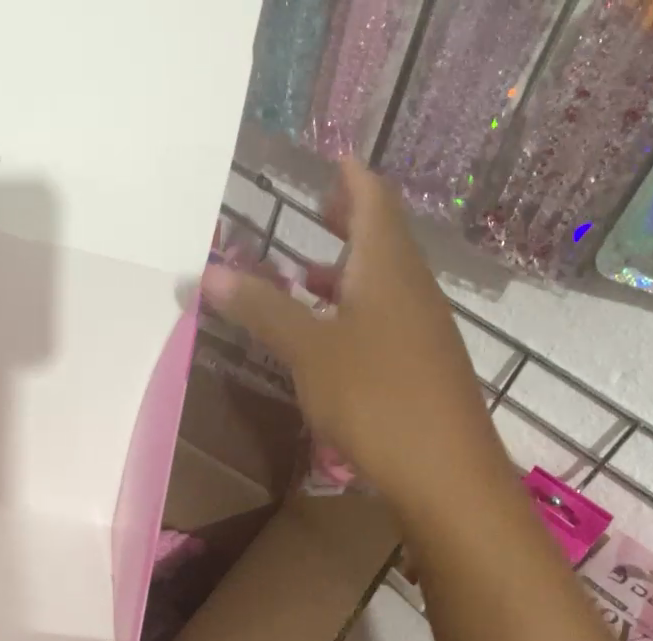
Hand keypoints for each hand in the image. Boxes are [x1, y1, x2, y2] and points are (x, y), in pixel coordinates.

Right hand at [201, 159, 509, 521]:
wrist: (445, 471)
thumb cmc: (375, 396)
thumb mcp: (309, 349)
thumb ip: (262, 308)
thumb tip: (208, 271)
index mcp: (387, 267)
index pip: (372, 199)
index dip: (349, 176)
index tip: (327, 158)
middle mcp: (410, 287)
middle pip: (380, 237)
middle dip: (346, 220)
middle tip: (313, 207)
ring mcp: (420, 328)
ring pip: (380, 282)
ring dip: (345, 271)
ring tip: (304, 274)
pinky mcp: (420, 365)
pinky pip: (383, 318)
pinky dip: (352, 310)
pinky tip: (328, 338)